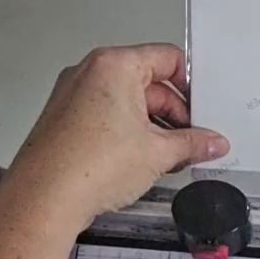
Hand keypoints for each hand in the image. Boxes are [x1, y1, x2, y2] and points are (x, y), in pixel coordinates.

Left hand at [0, 44, 228, 232]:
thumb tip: (213, 143)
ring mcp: (75, 95)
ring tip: (171, 157)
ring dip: (155, 127)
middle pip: (149, 82)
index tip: (203, 110)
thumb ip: (193, 144)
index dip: (192, 85)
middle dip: (175, 113)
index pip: (167, 58)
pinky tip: (145, 161)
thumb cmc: (90, 167)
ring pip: (130, 102)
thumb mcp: (159, 154)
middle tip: (194, 141)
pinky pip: (110, 116)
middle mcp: (90, 73)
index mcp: (114, 66)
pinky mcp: (67, 119)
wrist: (45, 200)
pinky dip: (132, 133)